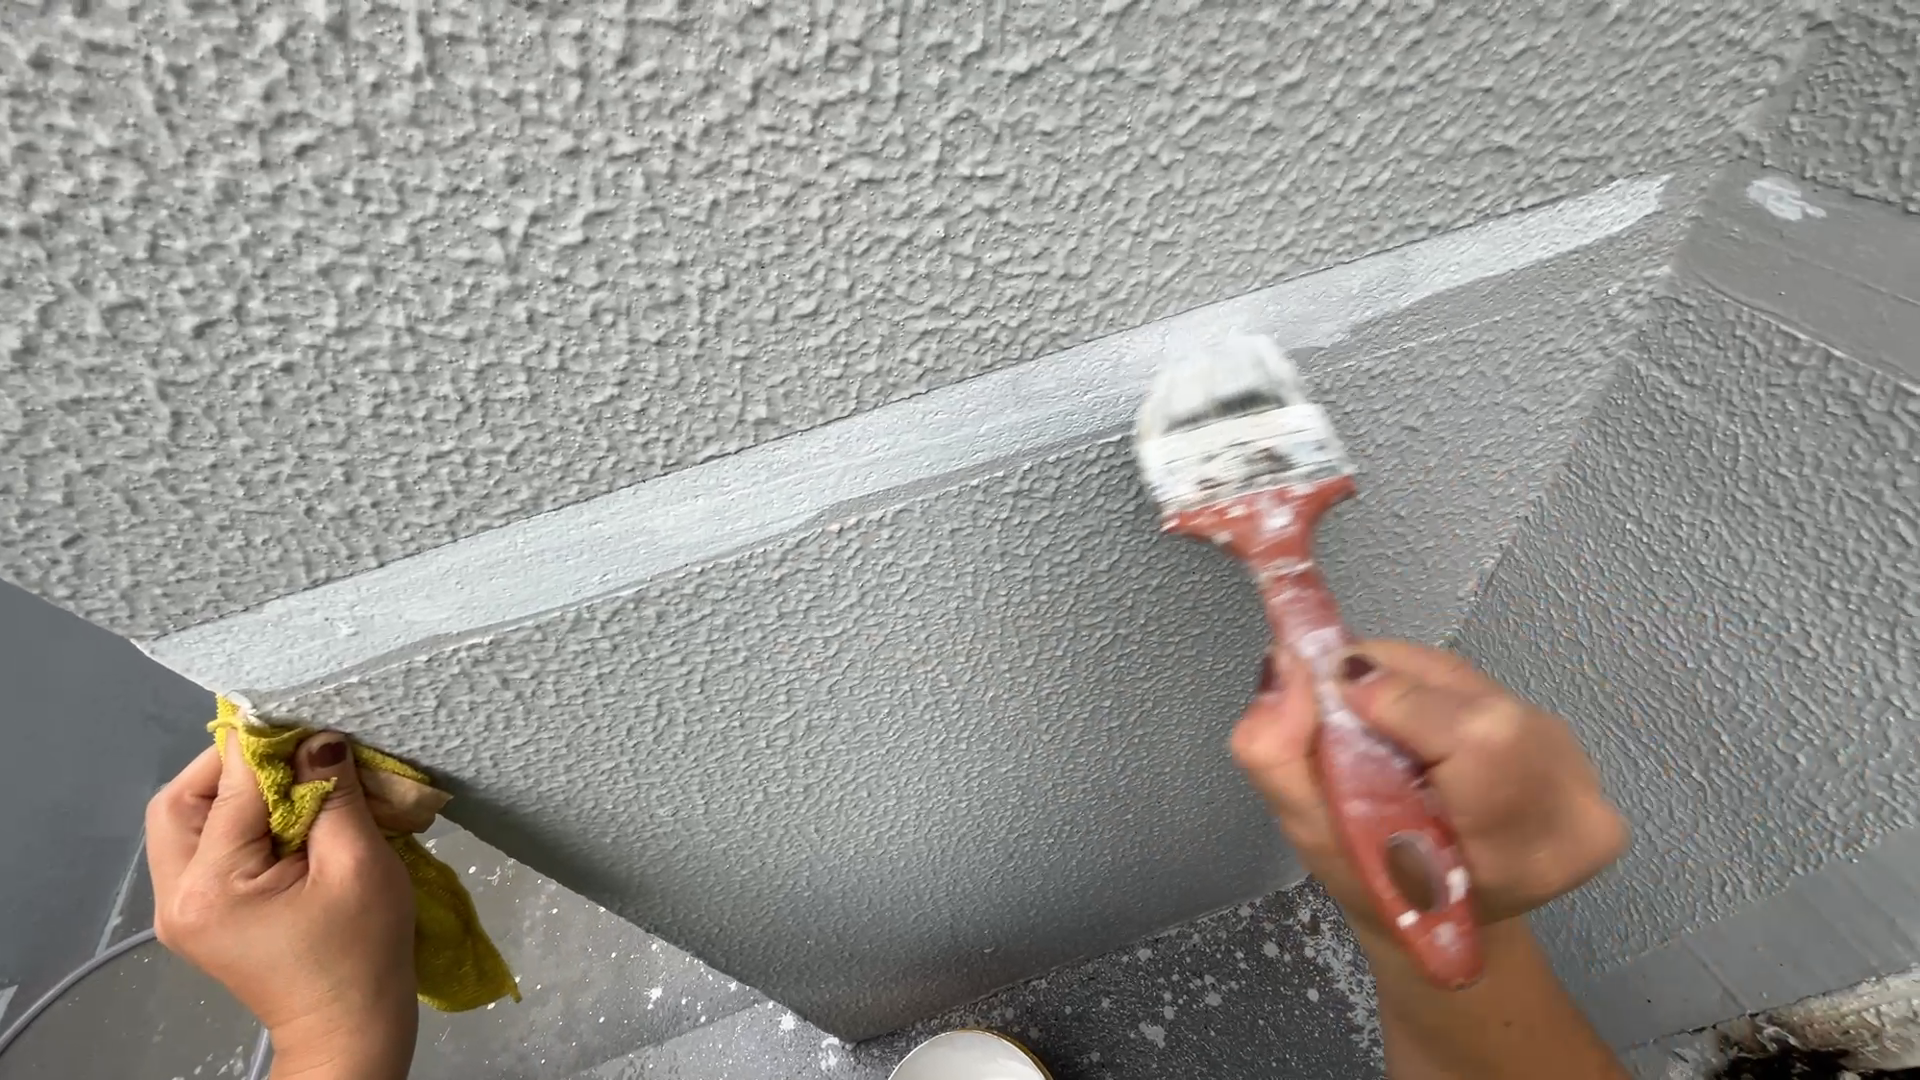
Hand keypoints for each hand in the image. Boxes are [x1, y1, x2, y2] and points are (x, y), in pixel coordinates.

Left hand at [146, 732, 417, 1079]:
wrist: (351, 1016)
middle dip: (233, 763)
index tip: (312, 716)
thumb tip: (323, 740)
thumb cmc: (363, 941)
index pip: (229, 793)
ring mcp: (185, 909)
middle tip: (296, 745)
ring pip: (188, 823)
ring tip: (299, 774)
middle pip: (179, 805)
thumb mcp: (360, 861)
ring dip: (237, 788)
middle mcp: (177, 897)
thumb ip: (335, 797)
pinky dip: (245, 816)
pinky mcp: (206, 912)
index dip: (268, 747)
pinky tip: (292, 811)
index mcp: (210, 887)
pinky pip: (209, 845)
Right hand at [1231, 639, 1627, 935]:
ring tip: (1367, 722)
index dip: (1398, 699)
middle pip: (1468, 698)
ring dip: (1398, 682)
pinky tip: (1401, 721)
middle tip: (1337, 709)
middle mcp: (1569, 804)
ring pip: (1464, 680)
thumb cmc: (1375, 884)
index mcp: (1516, 851)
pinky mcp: (1565, 742)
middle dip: (1384, 682)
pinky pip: (1475, 683)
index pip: (1480, 740)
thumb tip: (1283, 662)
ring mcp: (1579, 770)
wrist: (1441, 915)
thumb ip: (1274, 752)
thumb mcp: (1304, 831)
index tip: (1332, 692)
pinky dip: (1419, 685)